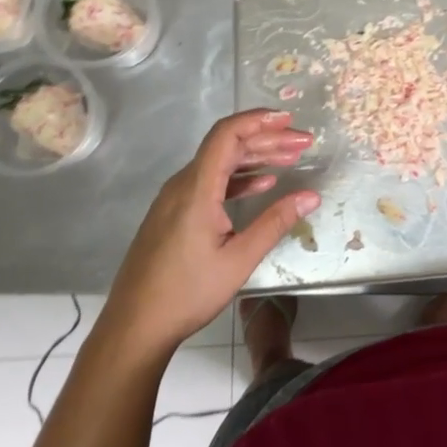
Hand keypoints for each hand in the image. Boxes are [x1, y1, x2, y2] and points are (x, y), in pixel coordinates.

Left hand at [105, 110, 319, 354]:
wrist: (135, 326)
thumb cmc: (187, 293)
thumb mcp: (239, 260)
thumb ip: (275, 223)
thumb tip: (311, 196)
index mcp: (196, 189)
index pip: (227, 135)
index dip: (259, 120)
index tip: (290, 121)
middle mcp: (182, 185)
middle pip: (226, 146)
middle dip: (267, 139)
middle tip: (303, 143)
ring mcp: (174, 199)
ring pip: (218, 163)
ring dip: (255, 158)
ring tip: (290, 160)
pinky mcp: (173, 214)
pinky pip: (209, 182)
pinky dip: (238, 177)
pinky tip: (262, 184)